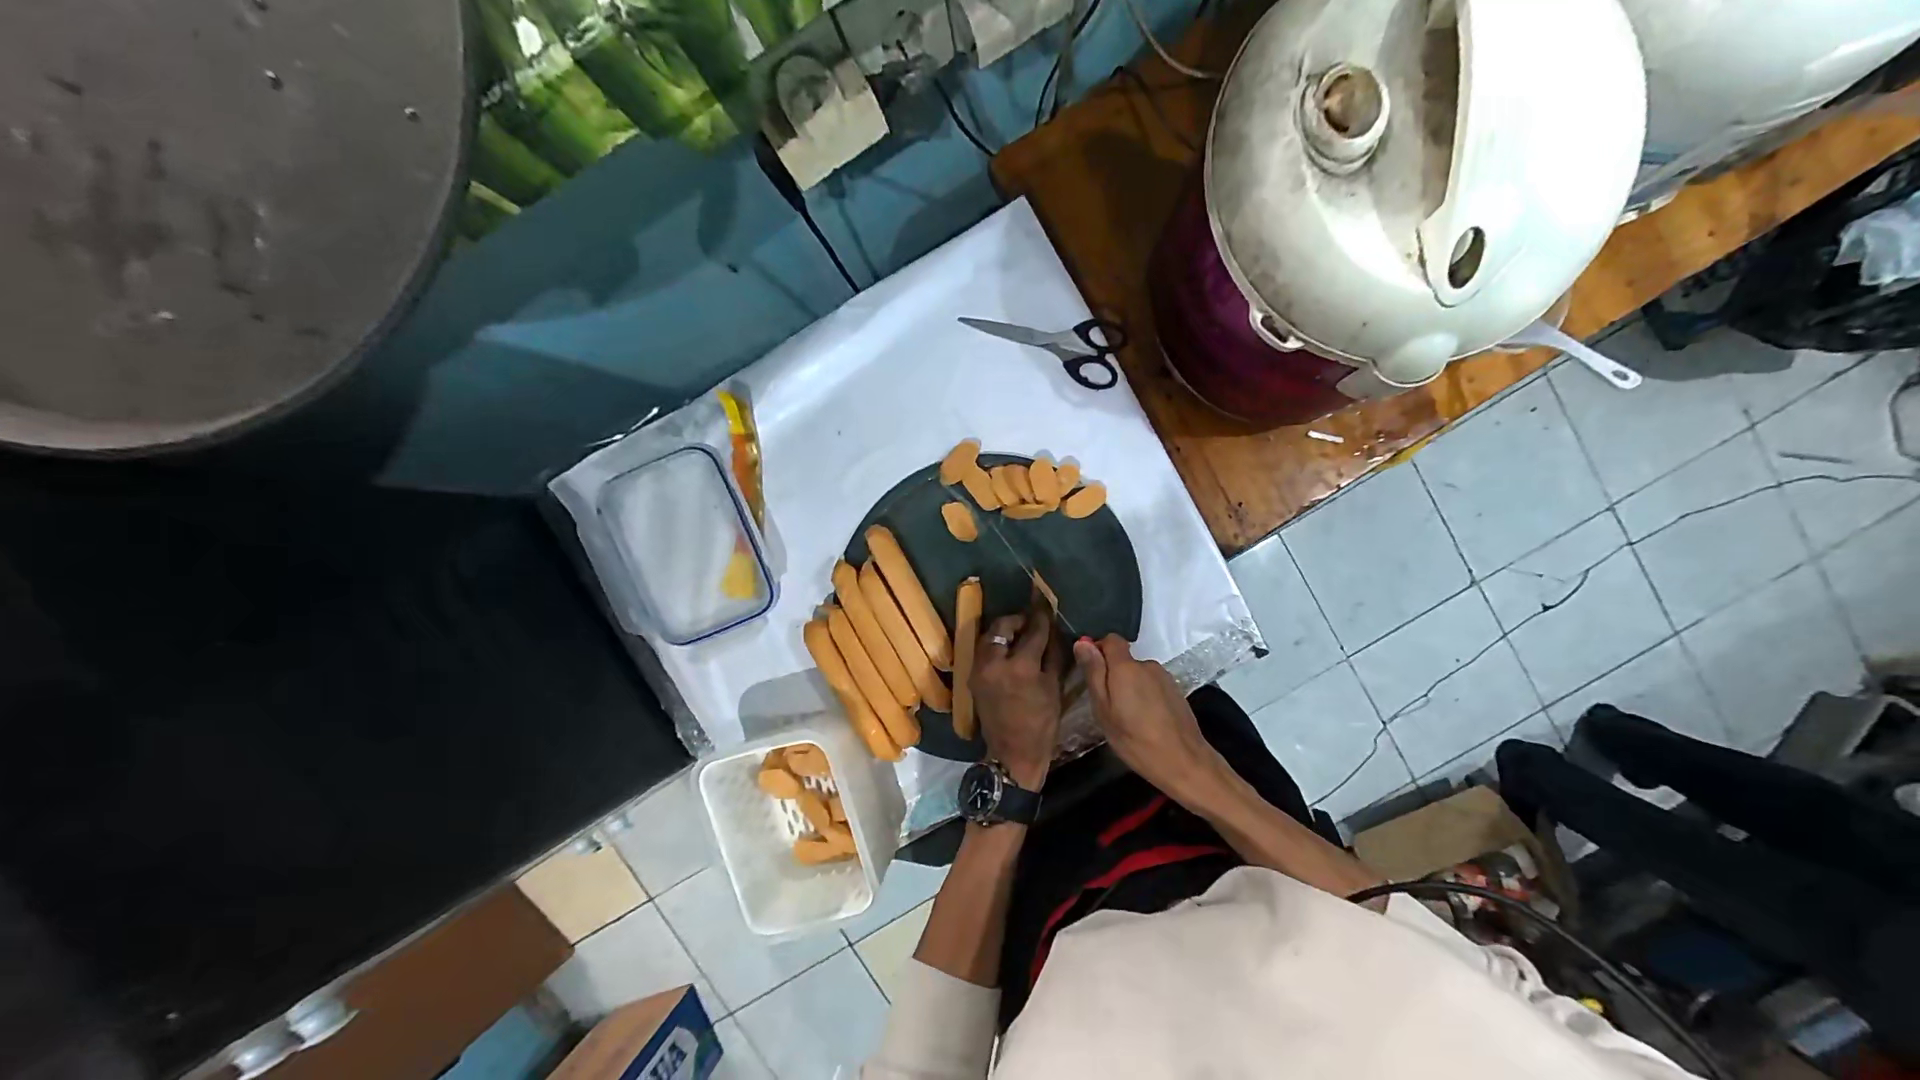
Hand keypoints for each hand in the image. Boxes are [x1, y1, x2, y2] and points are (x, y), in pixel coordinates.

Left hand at [971, 595, 1064, 789]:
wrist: (1013, 753)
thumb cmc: (1041, 723)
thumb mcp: (1053, 687)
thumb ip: (1052, 653)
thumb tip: (1053, 628)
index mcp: (1019, 667)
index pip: (1033, 631)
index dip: (1042, 615)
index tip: (1046, 603)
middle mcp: (994, 663)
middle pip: (1002, 626)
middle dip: (1018, 619)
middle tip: (1031, 620)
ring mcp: (978, 670)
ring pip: (988, 636)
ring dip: (1003, 630)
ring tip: (1019, 633)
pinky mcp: (971, 677)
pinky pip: (982, 651)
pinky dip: (995, 645)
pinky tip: (1008, 648)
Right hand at [1074, 635, 1222, 803]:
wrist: (1183, 762)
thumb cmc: (1135, 739)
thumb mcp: (1104, 709)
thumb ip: (1094, 673)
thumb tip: (1082, 643)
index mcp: (1126, 667)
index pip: (1111, 640)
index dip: (1098, 650)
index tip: (1091, 673)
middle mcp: (1148, 665)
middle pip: (1124, 660)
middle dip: (1113, 675)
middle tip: (1107, 706)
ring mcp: (1165, 678)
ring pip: (1138, 675)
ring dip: (1129, 688)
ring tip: (1127, 717)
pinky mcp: (1176, 692)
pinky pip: (1152, 686)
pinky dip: (1144, 697)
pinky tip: (1145, 721)